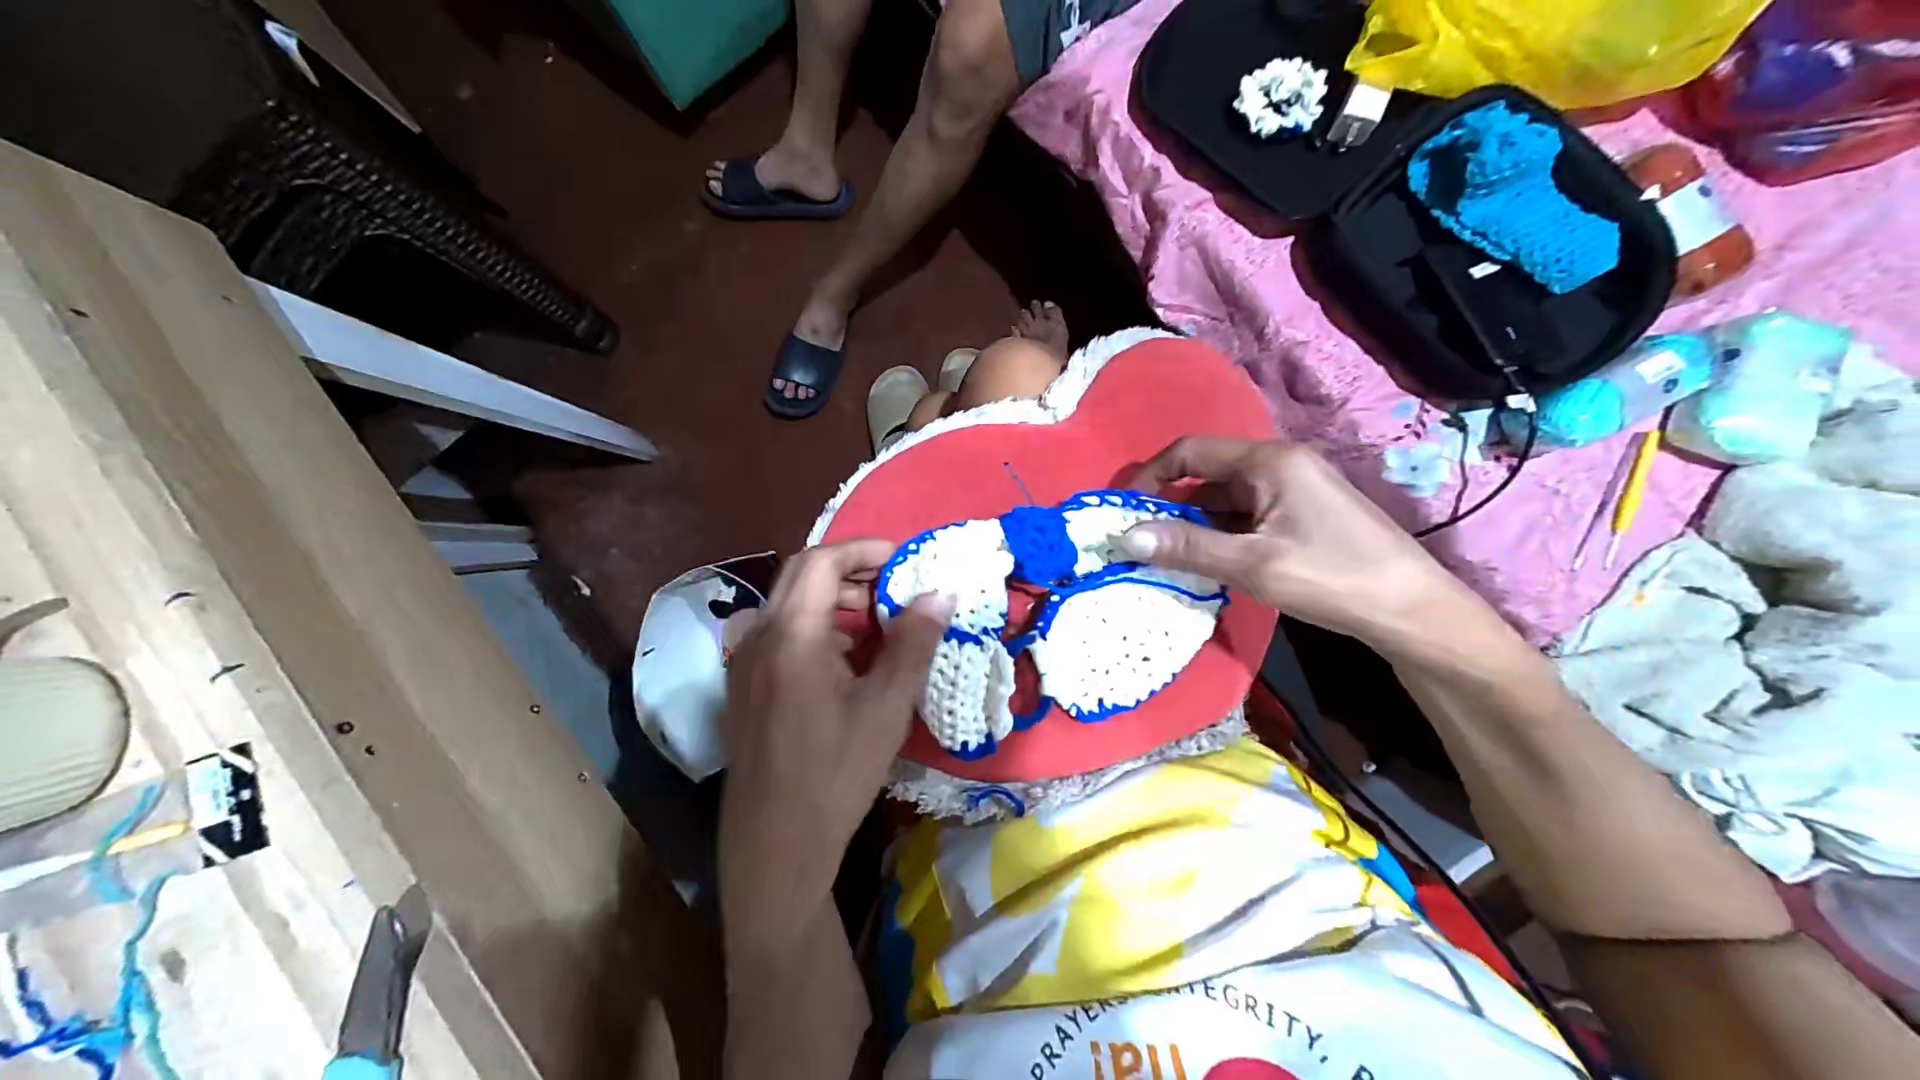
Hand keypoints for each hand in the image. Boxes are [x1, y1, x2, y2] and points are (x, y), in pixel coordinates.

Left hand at [717, 539, 951, 960]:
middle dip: (850, 572)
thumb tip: (942, 592)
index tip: (902, 561)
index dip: (863, 550)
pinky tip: (844, 661)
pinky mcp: (743, 686)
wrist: (775, 842)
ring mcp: (744, 662)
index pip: (821, 560)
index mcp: (791, 634)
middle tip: (892, 590)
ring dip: (832, 600)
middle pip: (800, 576)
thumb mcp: (886, 705)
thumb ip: (914, 642)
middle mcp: (758, 637)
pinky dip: (815, 627)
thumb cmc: (836, 772)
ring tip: (875, 625)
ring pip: (789, 605)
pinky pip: (779, 634)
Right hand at [1118, 437, 1504, 659]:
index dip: (1151, 476)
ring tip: (1167, 556)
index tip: (1123, 509)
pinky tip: (1207, 561)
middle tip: (1140, 540)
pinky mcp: (1301, 514)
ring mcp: (1293, 489)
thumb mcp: (1252, 565)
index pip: (1191, 452)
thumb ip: (1188, 547)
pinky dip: (1220, 533)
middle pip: (1207, 474)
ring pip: (1225, 498)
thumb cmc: (1333, 578)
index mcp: (1269, 462)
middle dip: (1170, 504)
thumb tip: (1125, 536)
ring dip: (1194, 523)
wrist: (1413, 612)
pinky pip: (1245, 515)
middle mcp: (1279, 465)